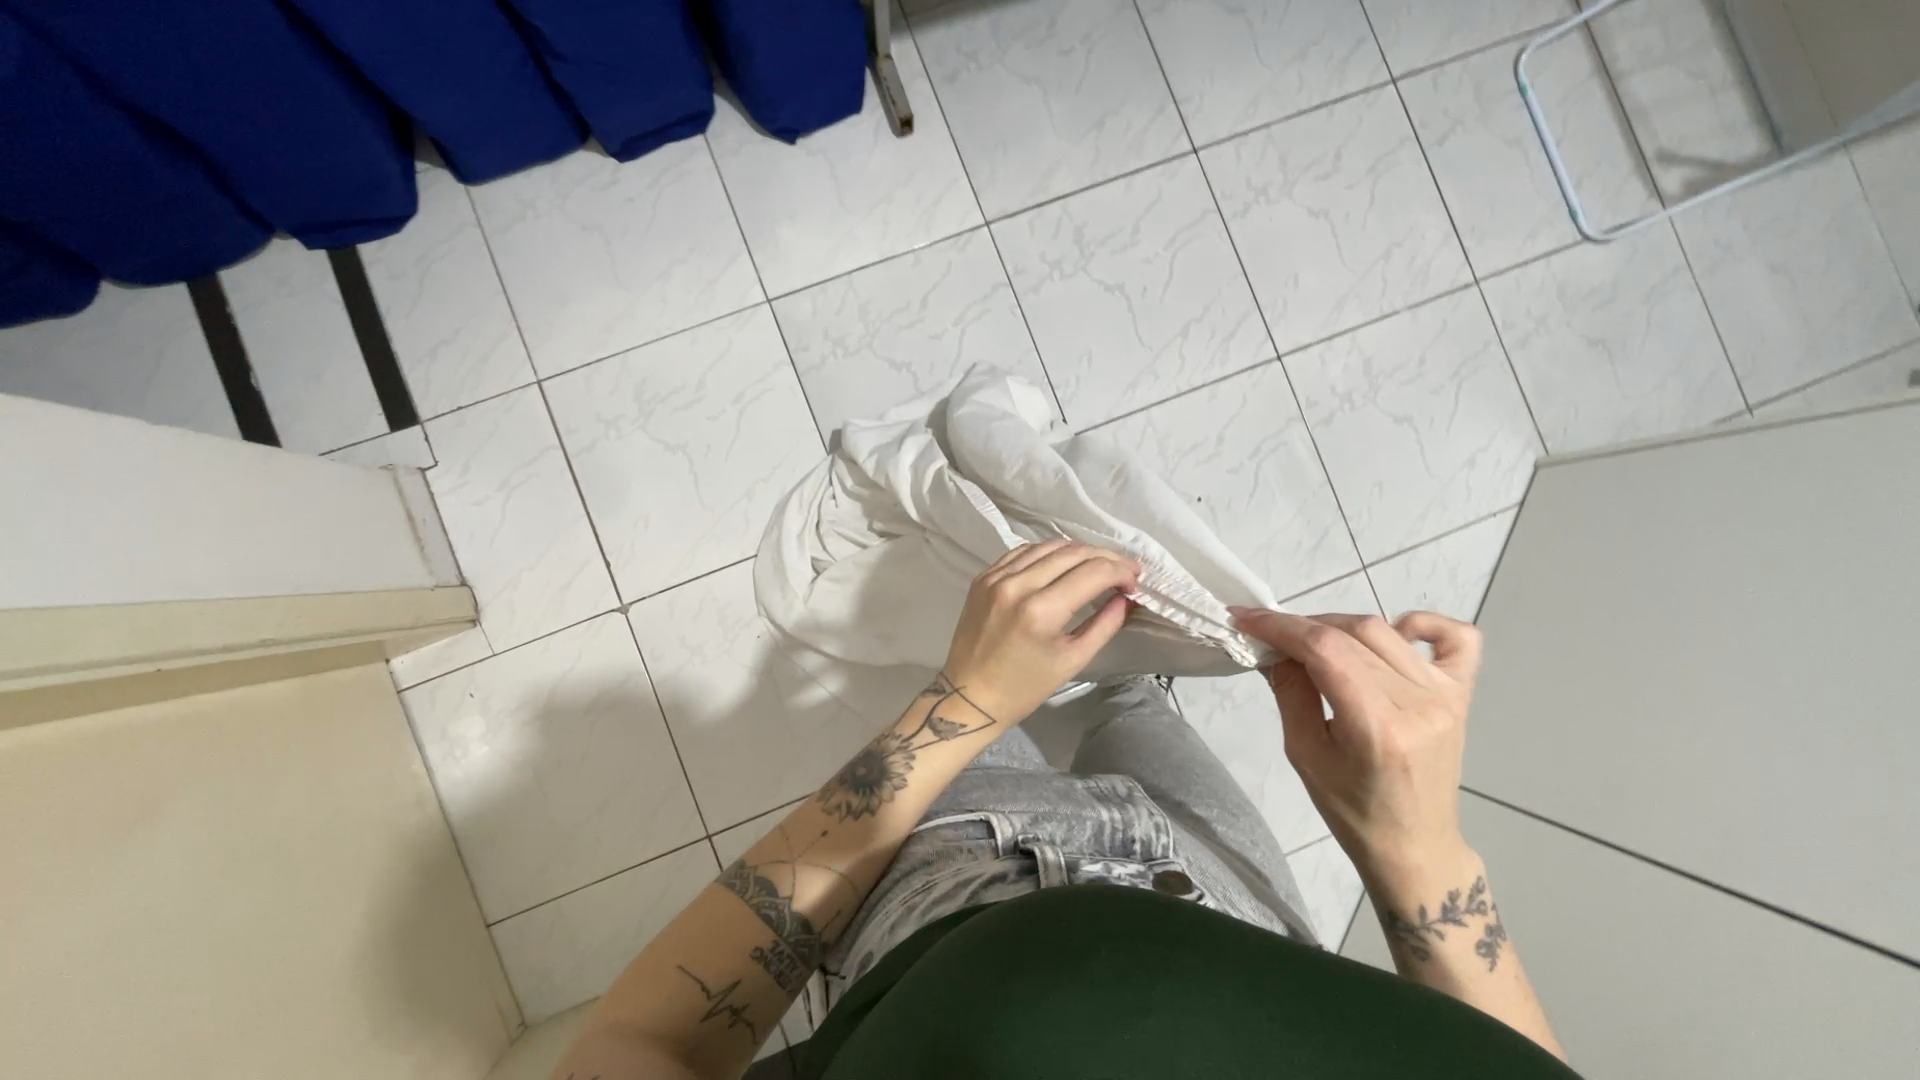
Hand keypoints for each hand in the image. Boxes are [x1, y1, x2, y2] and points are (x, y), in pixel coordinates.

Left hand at [942, 540, 1138, 724]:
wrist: (969, 695)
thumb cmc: (1024, 687)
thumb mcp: (1073, 660)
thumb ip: (1105, 624)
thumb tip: (1126, 597)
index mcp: (1042, 610)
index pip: (1093, 572)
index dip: (1121, 571)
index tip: (1135, 580)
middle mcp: (1017, 585)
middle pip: (1073, 552)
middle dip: (1106, 557)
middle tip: (1124, 569)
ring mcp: (996, 577)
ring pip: (1047, 546)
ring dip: (1078, 551)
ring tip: (1097, 564)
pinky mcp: (983, 577)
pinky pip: (1022, 552)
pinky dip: (1047, 553)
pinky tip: (1062, 563)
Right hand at [1228, 607, 1483, 887]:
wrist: (1412, 844)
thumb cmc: (1351, 809)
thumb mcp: (1303, 753)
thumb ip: (1290, 692)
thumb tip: (1273, 648)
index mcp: (1378, 724)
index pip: (1324, 649)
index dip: (1279, 626)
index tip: (1244, 618)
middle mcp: (1419, 701)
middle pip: (1352, 633)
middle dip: (1301, 626)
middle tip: (1272, 639)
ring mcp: (1446, 695)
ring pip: (1385, 630)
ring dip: (1338, 625)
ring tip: (1312, 643)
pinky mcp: (1460, 694)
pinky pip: (1455, 638)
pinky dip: (1422, 623)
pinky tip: (1395, 633)